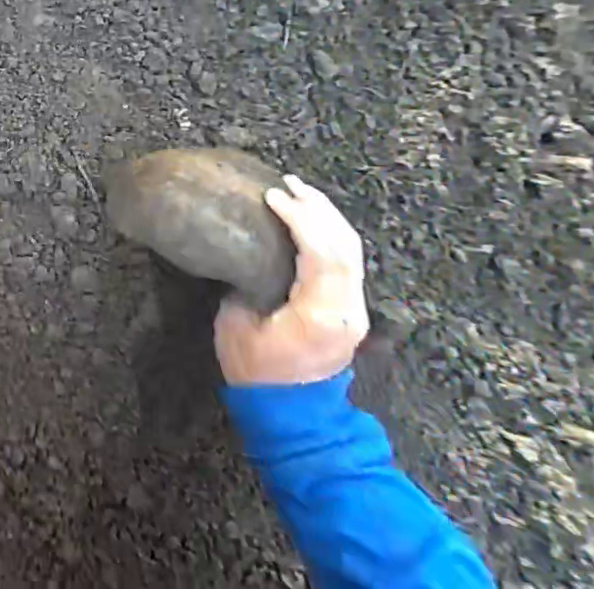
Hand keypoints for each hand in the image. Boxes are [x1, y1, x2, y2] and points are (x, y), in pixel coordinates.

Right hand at [215, 175, 369, 385]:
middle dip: (318, 208)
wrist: (292, 410)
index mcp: (321, 312)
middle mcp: (348, 307)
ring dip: (327, 217)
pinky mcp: (349, 308)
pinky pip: (346, 261)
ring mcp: (354, 308)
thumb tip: (245, 251)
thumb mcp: (238, 322)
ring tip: (299, 192)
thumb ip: (250, 283)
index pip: (322, 253)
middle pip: (345, 246)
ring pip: (351, 251)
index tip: (270, 195)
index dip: (299, 218)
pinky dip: (329, 233)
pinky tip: (311, 220)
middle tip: (287, 183)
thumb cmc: (255, 368)